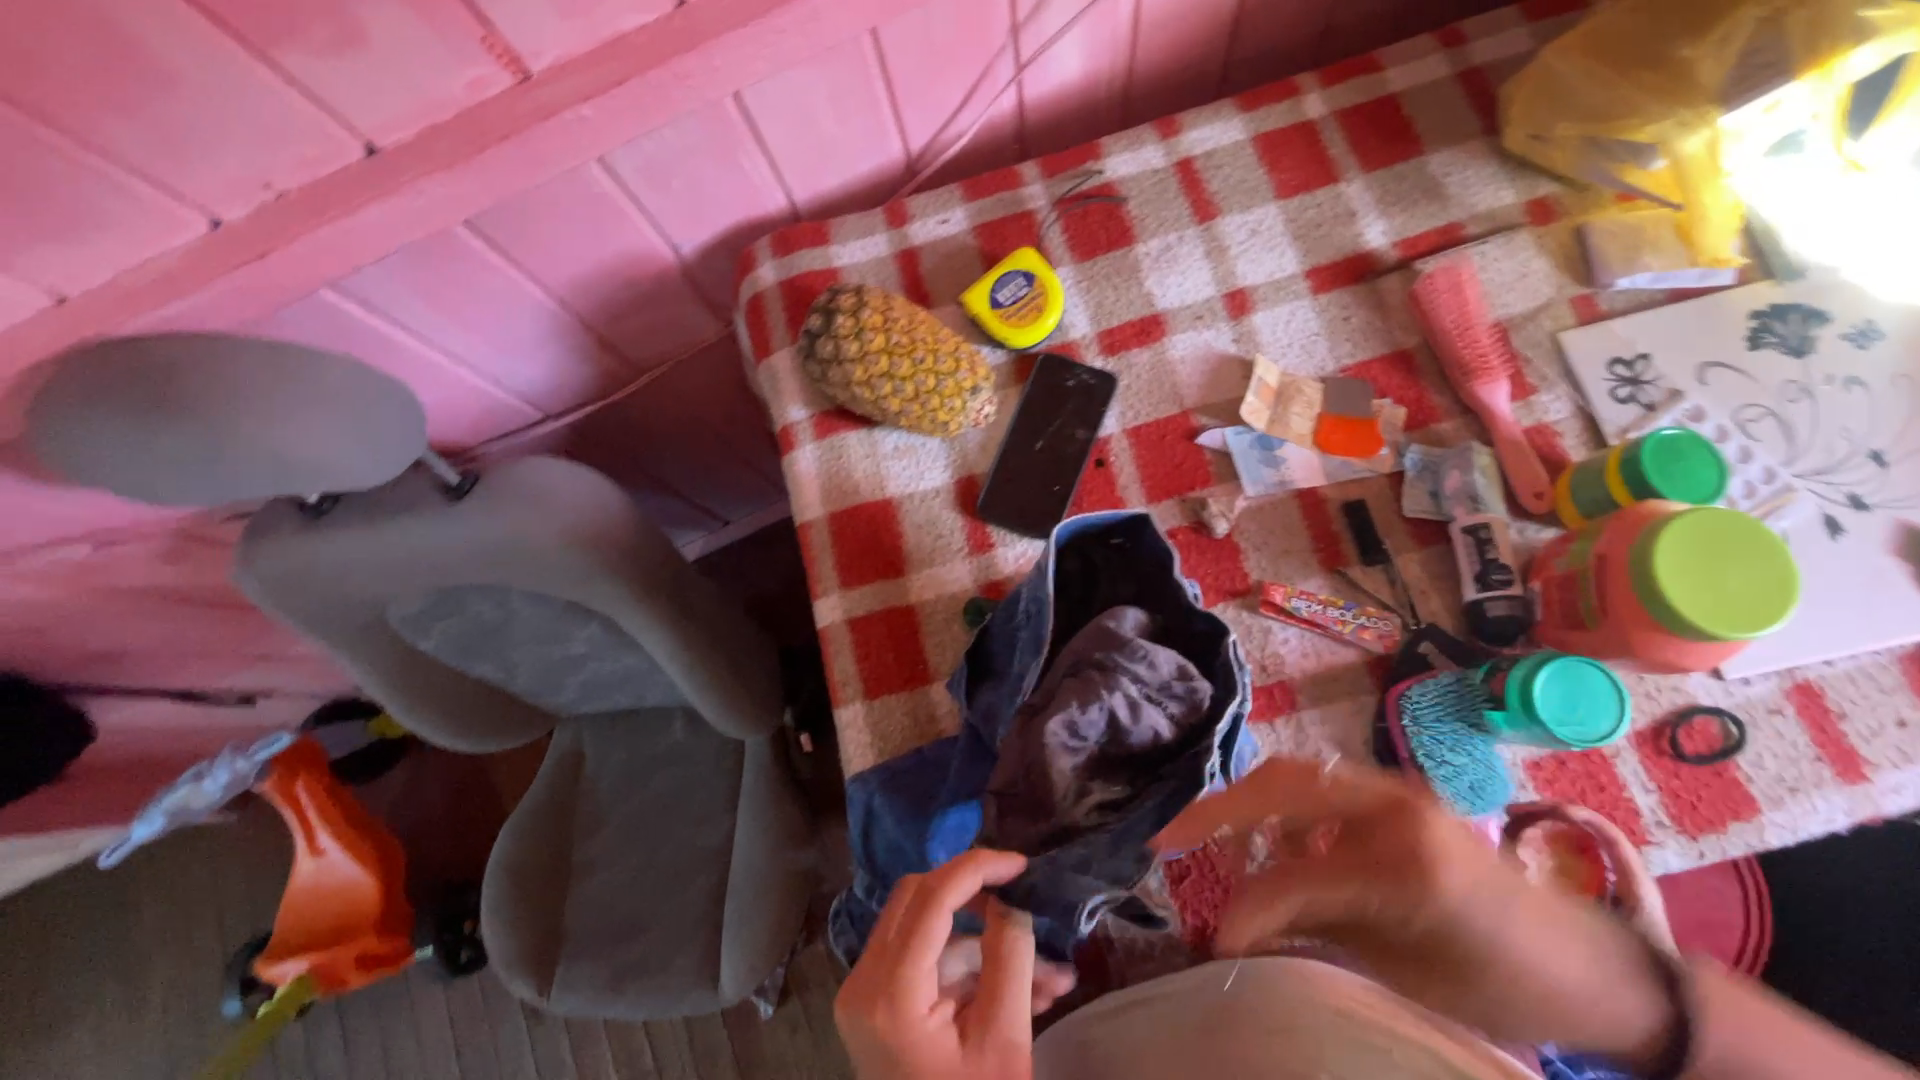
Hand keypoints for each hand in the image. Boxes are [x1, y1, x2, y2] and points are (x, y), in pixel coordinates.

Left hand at [835, 849, 1072, 1079]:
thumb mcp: (1004, 1039)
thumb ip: (1010, 957)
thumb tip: (1011, 901)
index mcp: (889, 992)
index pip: (932, 897)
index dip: (977, 868)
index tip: (1021, 863)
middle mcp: (863, 983)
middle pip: (918, 901)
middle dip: (977, 898)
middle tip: (1025, 903)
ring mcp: (864, 996)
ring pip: (924, 931)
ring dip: (984, 941)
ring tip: (1051, 974)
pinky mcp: (876, 1009)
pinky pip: (923, 964)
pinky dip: (969, 967)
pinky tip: (1025, 989)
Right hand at [1151, 759, 1677, 1066]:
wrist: (1594, 969)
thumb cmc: (1505, 990)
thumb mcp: (1404, 978)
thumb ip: (1314, 938)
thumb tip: (1231, 935)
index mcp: (1407, 862)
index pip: (1294, 875)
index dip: (1245, 907)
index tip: (1213, 939)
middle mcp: (1398, 807)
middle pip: (1282, 786)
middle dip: (1216, 811)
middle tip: (1166, 839)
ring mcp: (1400, 794)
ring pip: (1298, 777)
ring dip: (1247, 804)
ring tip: (1210, 841)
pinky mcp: (1401, 798)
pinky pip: (1325, 788)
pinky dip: (1284, 808)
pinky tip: (1274, 847)